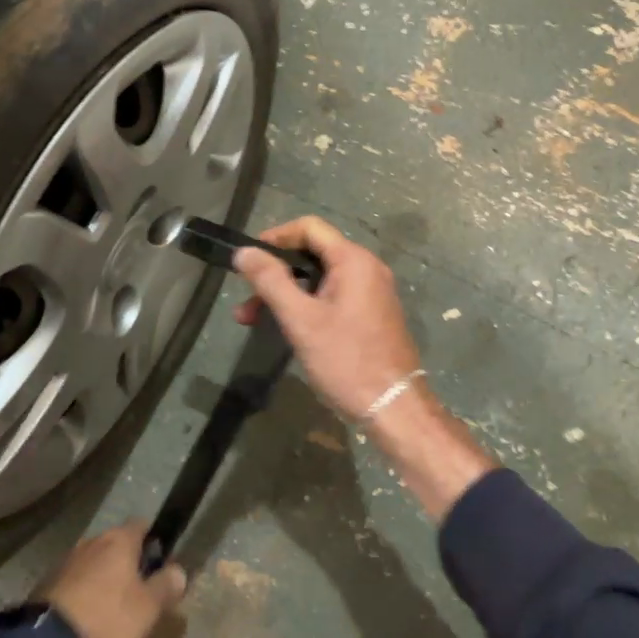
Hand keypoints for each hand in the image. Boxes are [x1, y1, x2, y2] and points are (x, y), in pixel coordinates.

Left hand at [41, 520, 185, 637]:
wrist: (54, 636)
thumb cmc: (109, 616)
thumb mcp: (147, 607)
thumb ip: (165, 586)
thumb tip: (178, 570)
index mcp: (119, 540)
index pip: (141, 524)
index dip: (153, 539)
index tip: (161, 559)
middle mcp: (93, 540)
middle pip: (118, 543)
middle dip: (129, 561)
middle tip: (140, 588)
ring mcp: (70, 558)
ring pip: (96, 560)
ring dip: (106, 575)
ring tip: (114, 603)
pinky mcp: (52, 579)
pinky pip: (78, 577)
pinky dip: (87, 588)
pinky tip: (90, 609)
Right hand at [231, 216, 421, 421]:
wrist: (395, 410)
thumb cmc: (347, 361)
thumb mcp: (300, 320)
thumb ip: (270, 281)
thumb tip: (243, 252)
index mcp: (353, 261)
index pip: (309, 227)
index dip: (275, 237)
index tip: (249, 259)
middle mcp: (366, 269)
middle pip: (312, 253)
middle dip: (275, 272)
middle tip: (246, 297)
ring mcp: (372, 293)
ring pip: (319, 279)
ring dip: (285, 293)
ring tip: (252, 320)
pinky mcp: (371, 315)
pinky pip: (332, 297)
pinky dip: (305, 305)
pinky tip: (286, 329)